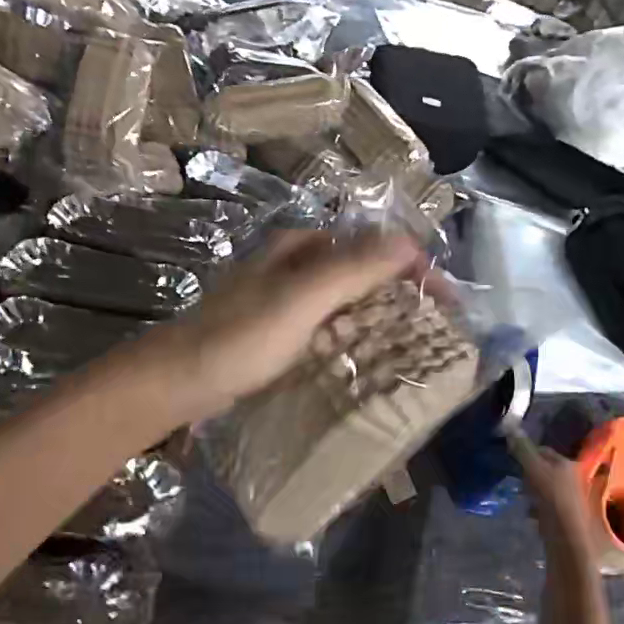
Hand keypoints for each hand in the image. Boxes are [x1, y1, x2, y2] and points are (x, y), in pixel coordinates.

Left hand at [133, 230, 422, 421]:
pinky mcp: (280, 328)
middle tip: (437, 325)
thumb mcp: (300, 300)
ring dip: (381, 312)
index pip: (375, 246)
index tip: (448, 301)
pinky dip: (355, 332)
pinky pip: (331, 322)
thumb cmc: (239, 339)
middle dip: (403, 290)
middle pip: (365, 269)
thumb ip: (353, 269)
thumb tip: (411, 240)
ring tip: (412, 341)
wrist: (174, 383)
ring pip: (349, 297)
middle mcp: (296, 265)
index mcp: (303, 247)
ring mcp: (286, 298)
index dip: (415, 268)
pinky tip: (365, 354)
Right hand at [511, 438, 600, 561]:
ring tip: (519, 495)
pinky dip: (536, 506)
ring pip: (545, 487)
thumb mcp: (534, 470)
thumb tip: (510, 427)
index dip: (527, 451)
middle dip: (529, 472)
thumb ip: (523, 450)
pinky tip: (528, 512)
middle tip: (514, 477)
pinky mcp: (564, 516)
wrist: (566, 539)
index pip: (544, 451)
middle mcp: (572, 477)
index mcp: (567, 463)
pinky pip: (546, 505)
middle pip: (545, 468)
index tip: (511, 457)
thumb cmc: (552, 499)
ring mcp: (569, 498)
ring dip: (532, 490)